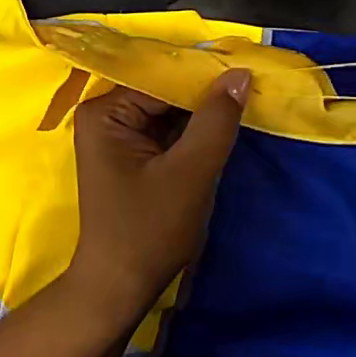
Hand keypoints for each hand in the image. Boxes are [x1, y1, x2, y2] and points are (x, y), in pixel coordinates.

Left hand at [64, 71, 250, 319]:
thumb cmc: (149, 230)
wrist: (120, 285)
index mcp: (104, 112)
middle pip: (161, 94)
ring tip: (245, 100)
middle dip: (202, 94)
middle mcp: (104, 115)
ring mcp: (114, 136)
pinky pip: (163, 132)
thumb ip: (215, 121)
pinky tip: (222, 125)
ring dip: (200, 113)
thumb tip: (239, 74)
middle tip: (251, 85)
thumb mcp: (189, 173)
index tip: (245, 71)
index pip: (159, 81)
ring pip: (165, 112)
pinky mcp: (129, 155)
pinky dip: (190, 133)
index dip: (202, 77)